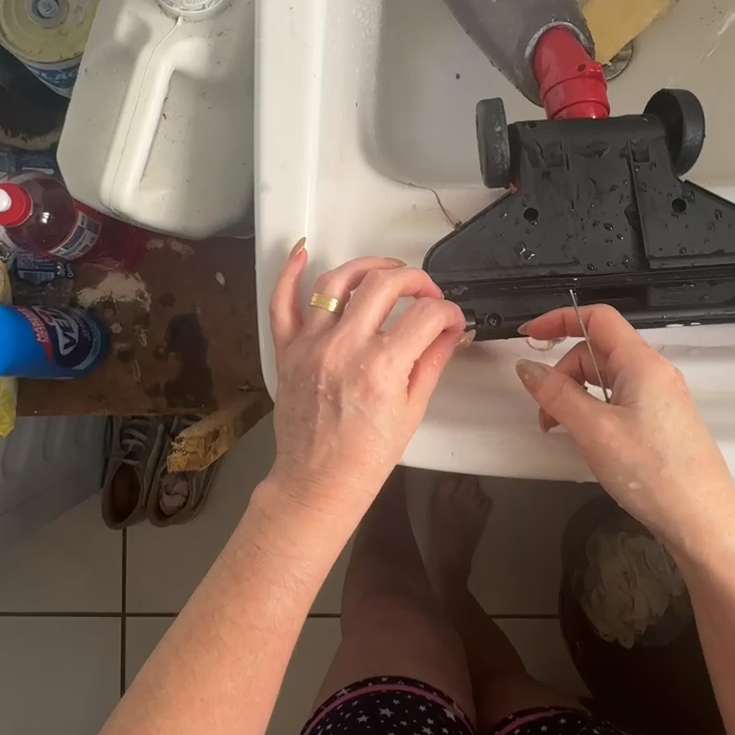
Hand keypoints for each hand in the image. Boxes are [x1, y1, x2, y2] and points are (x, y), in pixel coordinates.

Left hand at [265, 242, 469, 520]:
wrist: (319, 482)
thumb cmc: (365, 457)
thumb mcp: (413, 410)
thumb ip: (433, 360)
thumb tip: (452, 331)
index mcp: (382, 367)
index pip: (426, 315)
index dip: (448, 311)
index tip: (450, 319)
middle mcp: (345, 348)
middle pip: (385, 285)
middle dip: (415, 279)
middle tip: (426, 291)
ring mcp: (312, 346)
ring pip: (337, 282)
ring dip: (367, 266)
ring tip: (386, 271)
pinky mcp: (289, 350)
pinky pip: (282, 303)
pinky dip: (289, 273)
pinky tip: (302, 252)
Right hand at [514, 306, 734, 548]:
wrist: (704, 523)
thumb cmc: (658, 475)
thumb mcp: (594, 430)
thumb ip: (556, 394)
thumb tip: (528, 368)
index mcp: (642, 364)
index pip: (597, 318)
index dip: (559, 319)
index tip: (530, 335)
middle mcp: (654, 374)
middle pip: (595, 352)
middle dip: (562, 374)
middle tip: (545, 409)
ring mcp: (659, 399)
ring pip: (604, 379)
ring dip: (575, 397)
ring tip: (562, 430)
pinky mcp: (660, 423)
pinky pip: (617, 401)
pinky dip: (592, 412)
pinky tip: (587, 439)